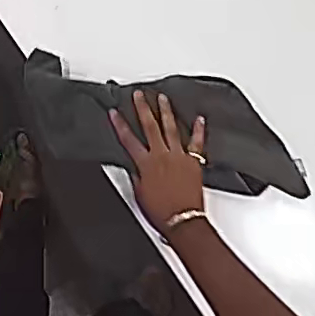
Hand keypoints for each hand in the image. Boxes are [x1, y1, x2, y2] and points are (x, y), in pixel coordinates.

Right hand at [110, 90, 206, 233]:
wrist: (182, 220)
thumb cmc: (161, 212)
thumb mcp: (139, 194)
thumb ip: (136, 177)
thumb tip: (134, 169)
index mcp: (145, 164)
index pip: (128, 139)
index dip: (120, 124)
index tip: (115, 112)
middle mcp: (161, 156)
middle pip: (150, 127)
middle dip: (142, 108)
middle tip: (139, 95)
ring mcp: (179, 156)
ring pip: (171, 128)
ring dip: (166, 111)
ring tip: (163, 98)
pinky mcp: (194, 161)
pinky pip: (197, 142)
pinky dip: (199, 130)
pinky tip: (199, 119)